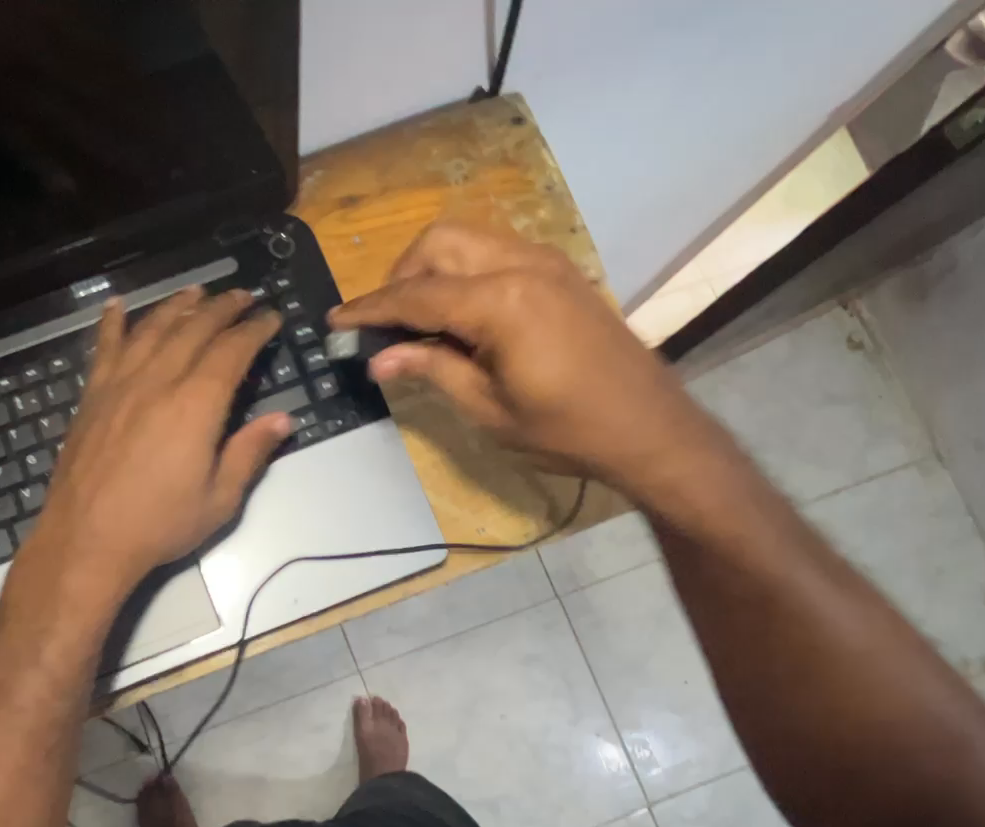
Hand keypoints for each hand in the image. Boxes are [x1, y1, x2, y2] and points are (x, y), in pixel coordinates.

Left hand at [24, 287, 292, 591]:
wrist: (87, 540)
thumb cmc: (159, 525)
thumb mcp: (219, 500)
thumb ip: (249, 453)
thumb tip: (283, 420)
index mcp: (196, 405)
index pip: (232, 351)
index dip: (255, 329)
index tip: (271, 317)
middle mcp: (158, 381)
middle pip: (194, 328)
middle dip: (222, 307)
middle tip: (242, 296)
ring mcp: (120, 385)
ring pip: (152, 328)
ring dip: (177, 305)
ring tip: (196, 291)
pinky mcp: (92, 396)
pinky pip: (104, 347)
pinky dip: (112, 322)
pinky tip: (118, 305)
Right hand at [328, 222, 705, 488]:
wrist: (648, 425)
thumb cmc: (566, 430)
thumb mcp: (489, 409)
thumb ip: (432, 370)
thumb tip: (379, 357)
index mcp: (501, 303)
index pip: (417, 295)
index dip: (371, 309)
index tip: (337, 320)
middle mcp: (521, 265)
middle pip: (438, 243)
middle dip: (401, 276)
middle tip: (387, 324)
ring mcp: (545, 262)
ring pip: (467, 238)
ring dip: (432, 267)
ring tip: (420, 318)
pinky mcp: (559, 271)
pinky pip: (495, 250)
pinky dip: (464, 269)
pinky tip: (461, 312)